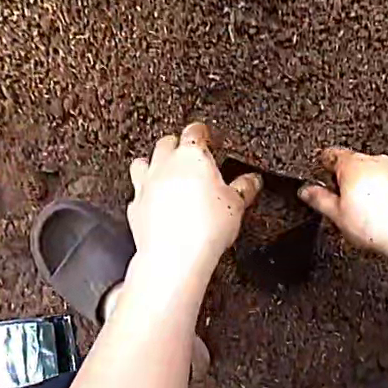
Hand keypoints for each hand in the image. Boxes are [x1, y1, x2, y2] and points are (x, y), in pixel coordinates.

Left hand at [127, 120, 260, 285]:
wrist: (175, 255)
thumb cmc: (205, 228)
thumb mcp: (237, 205)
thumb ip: (245, 187)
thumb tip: (251, 180)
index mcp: (192, 156)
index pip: (195, 131)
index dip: (203, 132)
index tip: (207, 137)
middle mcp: (165, 164)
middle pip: (166, 142)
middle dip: (177, 145)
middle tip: (190, 156)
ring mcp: (146, 184)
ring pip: (143, 162)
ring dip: (154, 164)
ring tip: (166, 174)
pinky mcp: (135, 206)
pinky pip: (138, 192)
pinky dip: (146, 194)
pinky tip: (155, 203)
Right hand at [298, 147, 387, 256]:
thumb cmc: (377, 226)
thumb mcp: (337, 216)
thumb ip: (319, 199)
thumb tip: (307, 191)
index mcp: (353, 165)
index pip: (331, 154)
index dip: (322, 164)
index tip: (321, 171)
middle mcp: (375, 162)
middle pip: (353, 164)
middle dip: (345, 180)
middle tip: (342, 202)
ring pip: (374, 174)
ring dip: (366, 187)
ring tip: (364, 213)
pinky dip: (385, 194)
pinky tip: (382, 213)